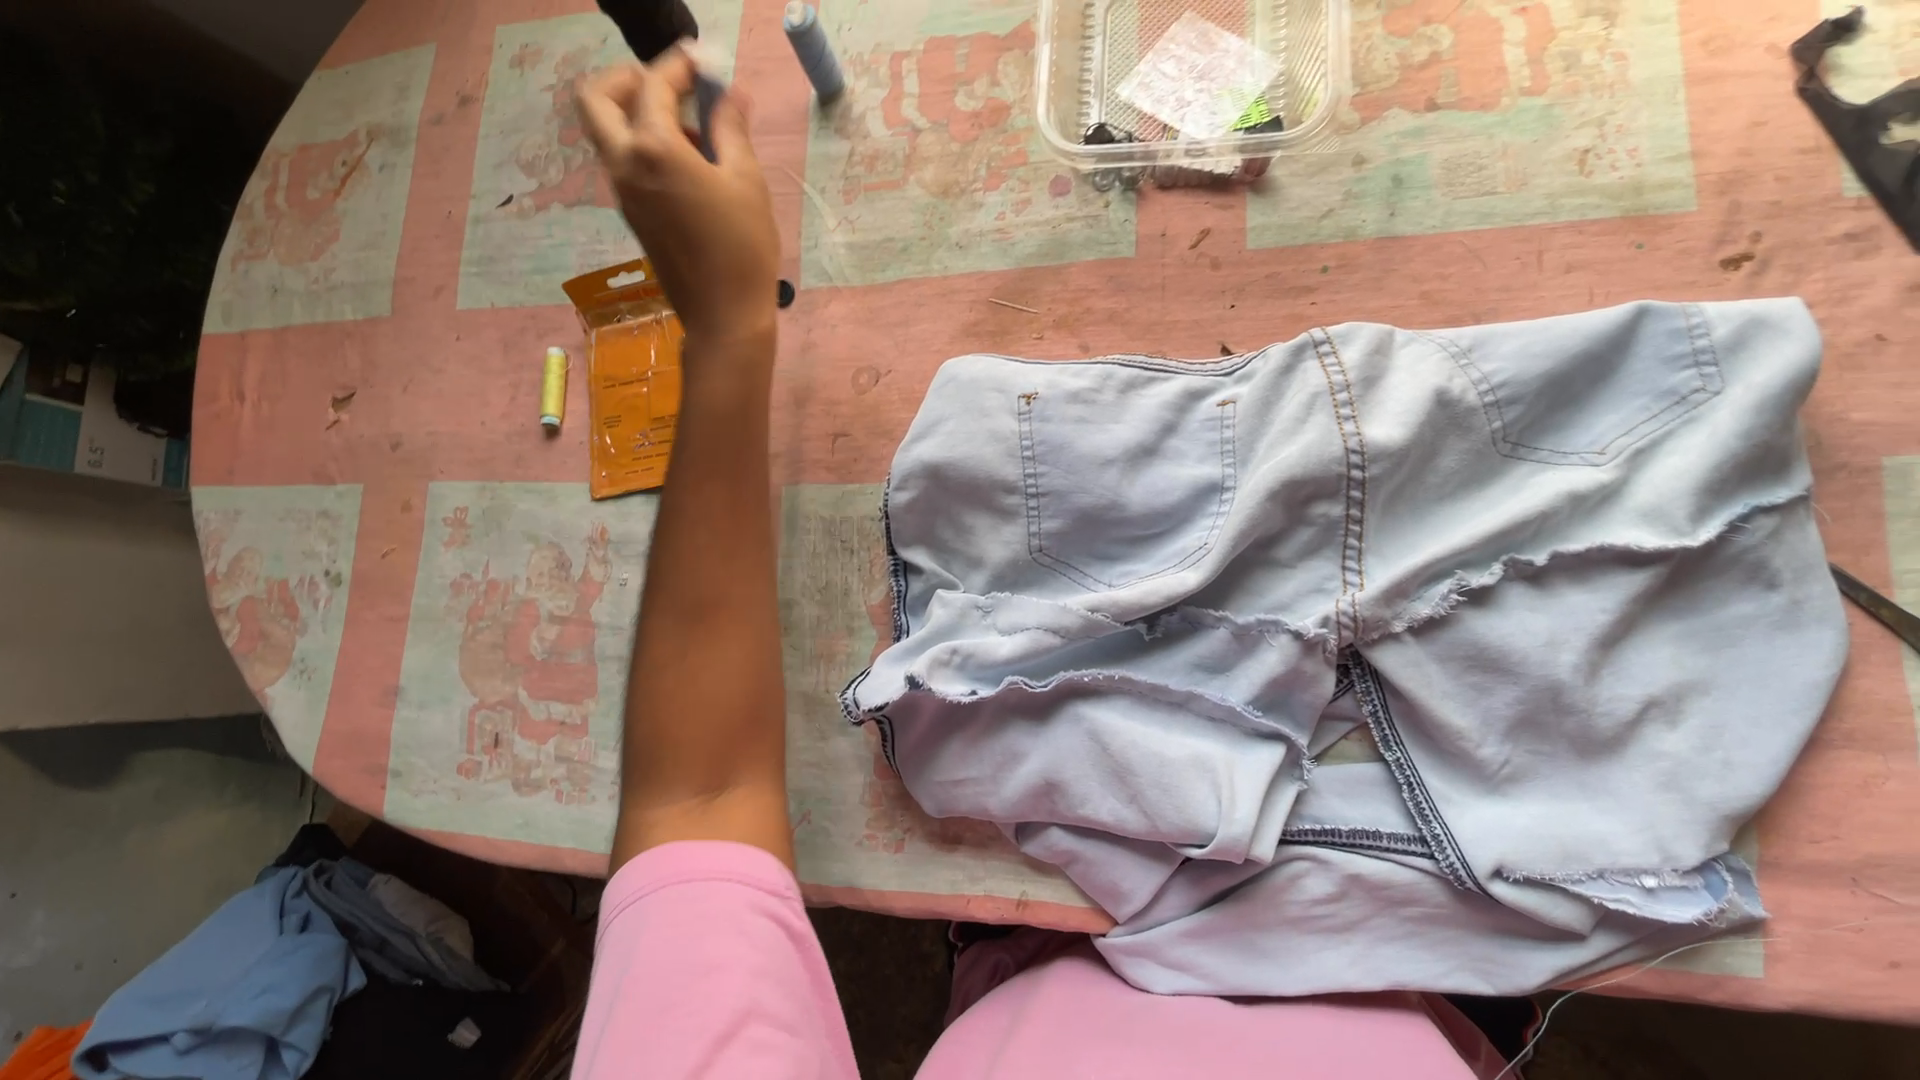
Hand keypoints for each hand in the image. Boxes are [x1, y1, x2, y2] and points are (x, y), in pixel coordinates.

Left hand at [576, 48, 778, 354]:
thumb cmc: (742, 248)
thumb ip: (731, 130)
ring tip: (693, 132)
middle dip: (627, 80)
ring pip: (609, 133)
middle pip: (597, 99)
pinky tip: (690, 167)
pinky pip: (626, 164)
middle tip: (668, 87)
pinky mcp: (632, 216)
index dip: (678, 66)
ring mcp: (622, 193)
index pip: (653, 85)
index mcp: (653, 149)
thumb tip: (730, 94)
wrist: (723, 316)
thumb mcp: (746, 182)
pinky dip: (646, 148)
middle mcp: (625, 165)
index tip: (702, 63)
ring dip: (639, 116)